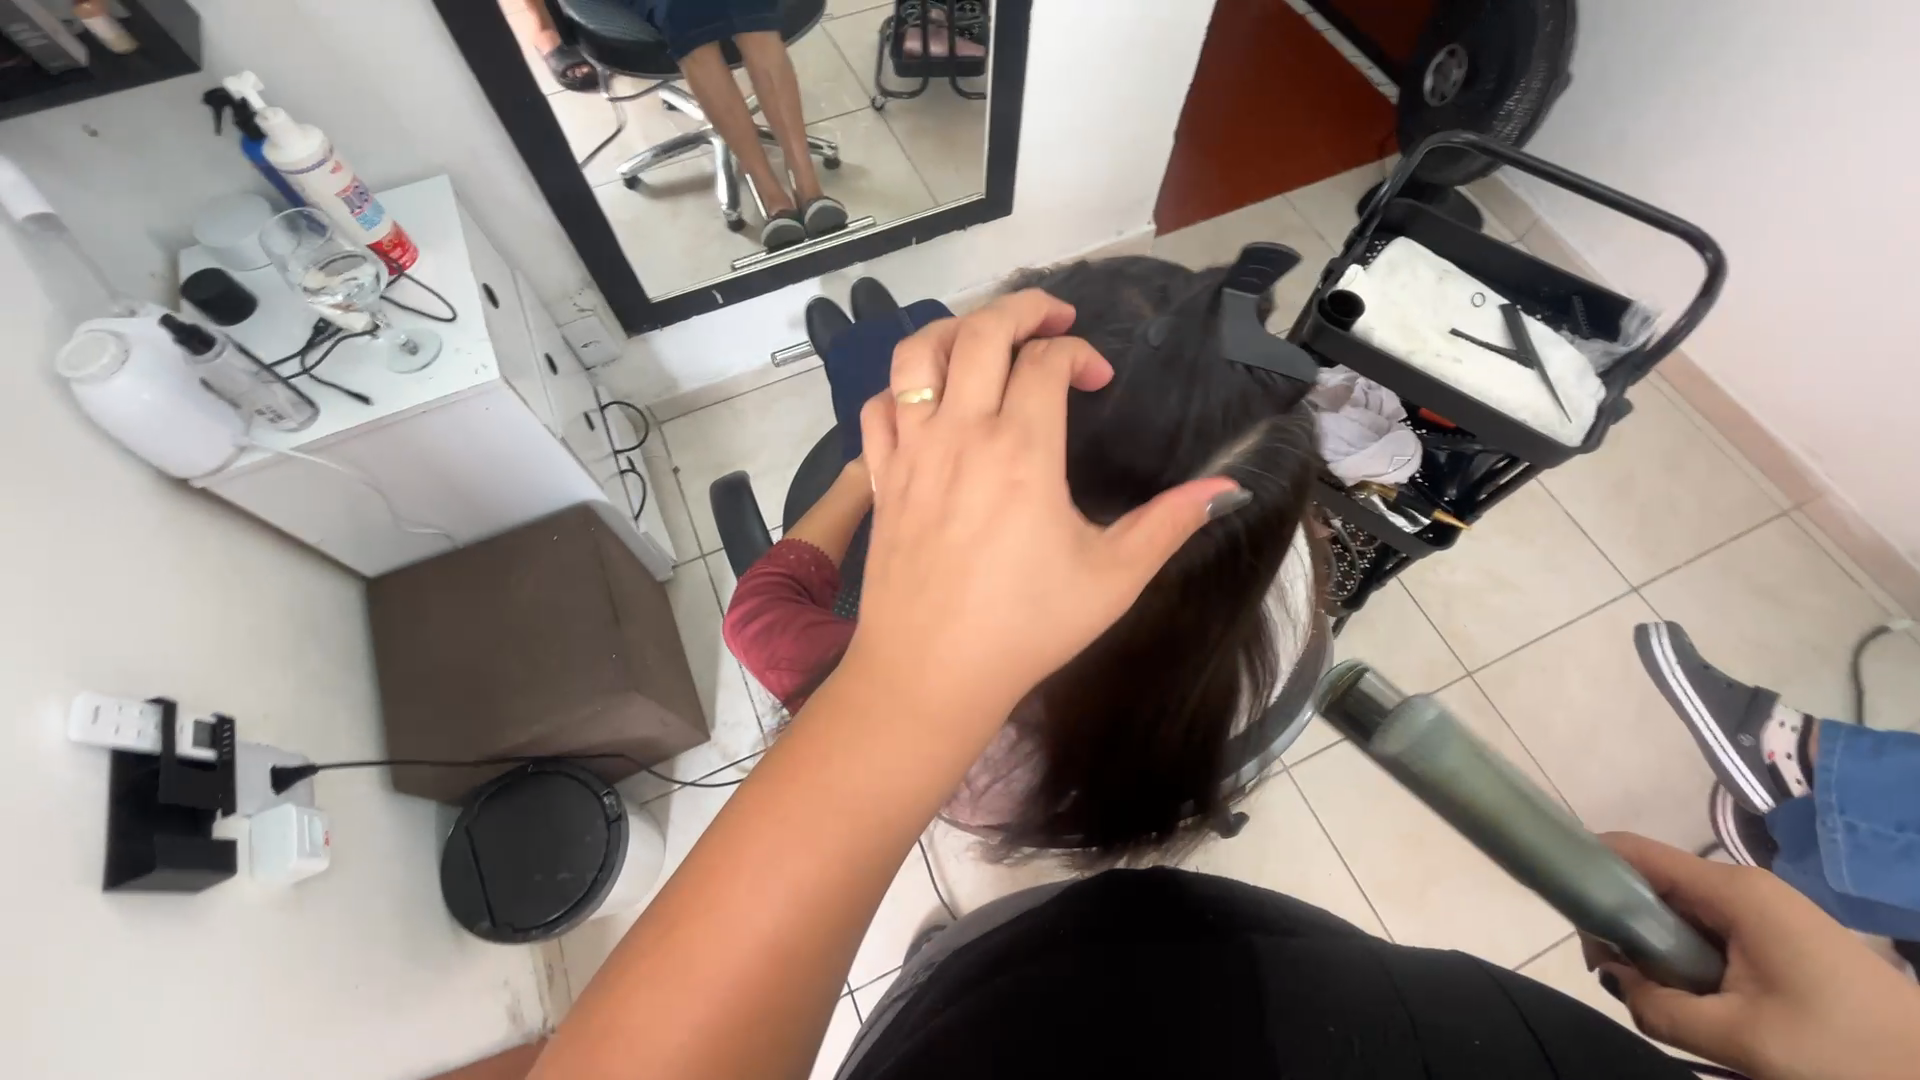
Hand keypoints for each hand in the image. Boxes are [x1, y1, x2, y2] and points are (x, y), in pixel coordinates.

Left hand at [842, 289, 1241, 717]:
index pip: (1047, 361)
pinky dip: (902, 388)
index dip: (1079, 353)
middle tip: (1053, 316)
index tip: (1098, 381)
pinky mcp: (881, 479)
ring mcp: (912, 452)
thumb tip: (1227, 488)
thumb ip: (1169, 524)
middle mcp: (961, 434)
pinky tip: (928, 402)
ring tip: (986, 340)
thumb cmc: (1026, 628)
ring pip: (918, 354)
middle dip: (1023, 308)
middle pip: (982, 332)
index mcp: (1022, 449)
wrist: (930, 673)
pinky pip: (878, 407)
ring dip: (954, 330)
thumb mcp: (1113, 578)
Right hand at [1588, 833, 1919, 1079]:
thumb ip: (1656, 1007)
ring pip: (1674, 913)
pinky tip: (1702, 1004)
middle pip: (1647, 883)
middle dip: (1620, 926)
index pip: (1628, 851)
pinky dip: (1687, 962)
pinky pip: (1706, 932)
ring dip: (1655, 951)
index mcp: (1732, 891)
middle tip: (1620, 978)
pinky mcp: (1780, 937)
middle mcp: (1742, 886)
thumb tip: (1612, 977)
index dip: (1584, 868)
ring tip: (1667, 1001)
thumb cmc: (1851, 1054)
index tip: (1566, 915)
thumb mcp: (1743, 1040)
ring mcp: (1765, 911)